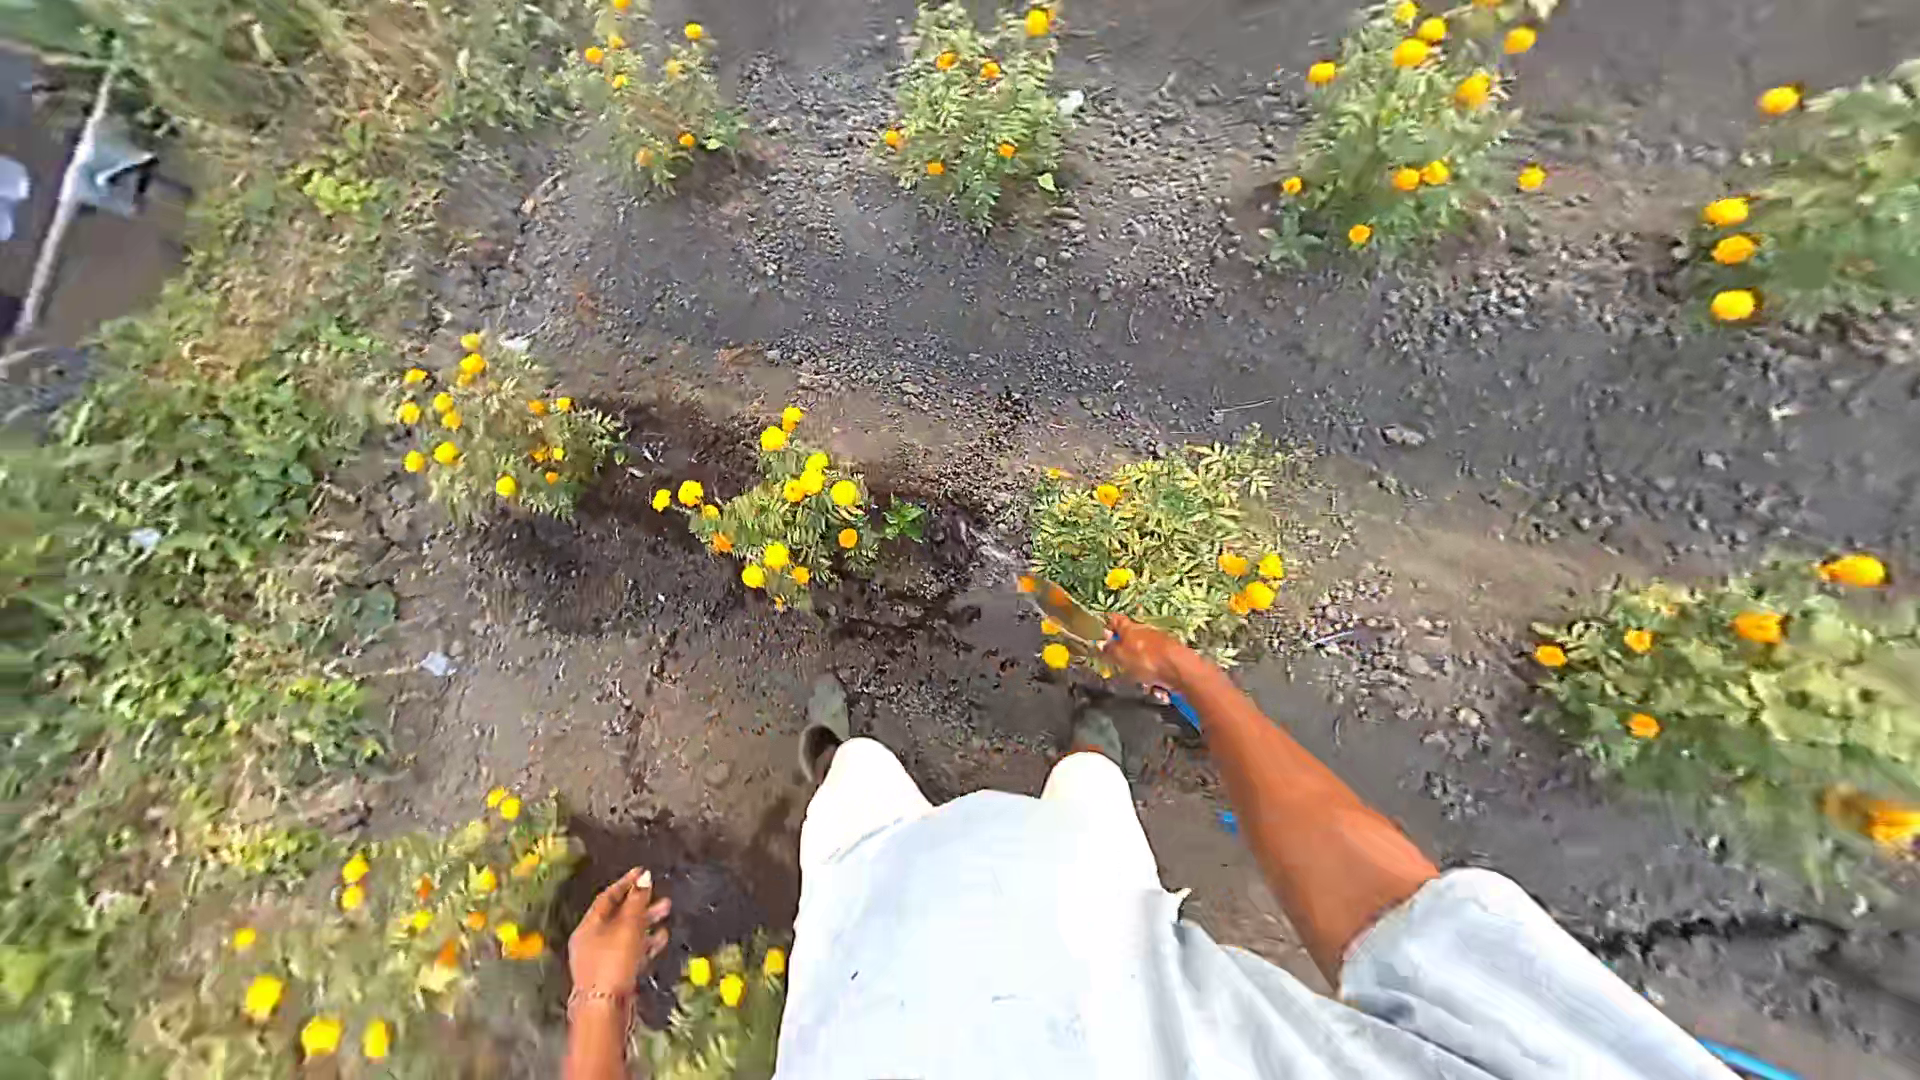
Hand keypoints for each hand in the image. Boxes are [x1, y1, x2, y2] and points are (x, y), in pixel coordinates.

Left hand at [568, 867, 670, 994]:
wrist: (605, 1010)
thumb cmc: (613, 962)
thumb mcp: (628, 925)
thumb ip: (638, 900)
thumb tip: (644, 878)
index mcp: (588, 928)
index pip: (607, 897)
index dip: (626, 882)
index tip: (643, 872)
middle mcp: (591, 941)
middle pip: (618, 915)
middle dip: (641, 903)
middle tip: (659, 894)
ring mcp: (601, 959)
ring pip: (627, 932)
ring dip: (647, 921)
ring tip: (666, 912)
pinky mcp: (613, 974)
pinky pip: (631, 950)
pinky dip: (646, 941)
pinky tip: (661, 938)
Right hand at [1103, 614, 1204, 691]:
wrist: (1180, 668)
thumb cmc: (1146, 660)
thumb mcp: (1121, 657)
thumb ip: (1110, 650)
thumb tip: (1102, 644)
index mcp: (1130, 628)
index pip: (1115, 620)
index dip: (1108, 625)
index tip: (1102, 634)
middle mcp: (1145, 629)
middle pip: (1130, 633)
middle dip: (1123, 644)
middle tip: (1116, 658)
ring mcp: (1159, 640)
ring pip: (1143, 646)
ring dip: (1138, 656)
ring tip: (1134, 671)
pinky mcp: (1171, 652)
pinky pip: (1156, 657)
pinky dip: (1151, 665)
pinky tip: (1151, 677)